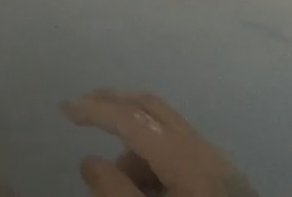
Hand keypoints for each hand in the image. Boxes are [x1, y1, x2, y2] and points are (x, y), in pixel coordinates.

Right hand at [63, 90, 259, 196]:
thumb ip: (115, 193)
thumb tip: (90, 161)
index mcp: (190, 163)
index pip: (133, 119)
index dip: (95, 110)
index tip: (63, 109)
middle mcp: (209, 156)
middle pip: (153, 108)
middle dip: (114, 104)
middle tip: (81, 108)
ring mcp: (223, 170)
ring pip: (167, 133)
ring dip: (134, 142)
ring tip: (115, 179)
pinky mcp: (228, 187)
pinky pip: (182, 156)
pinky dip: (154, 161)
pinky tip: (144, 190)